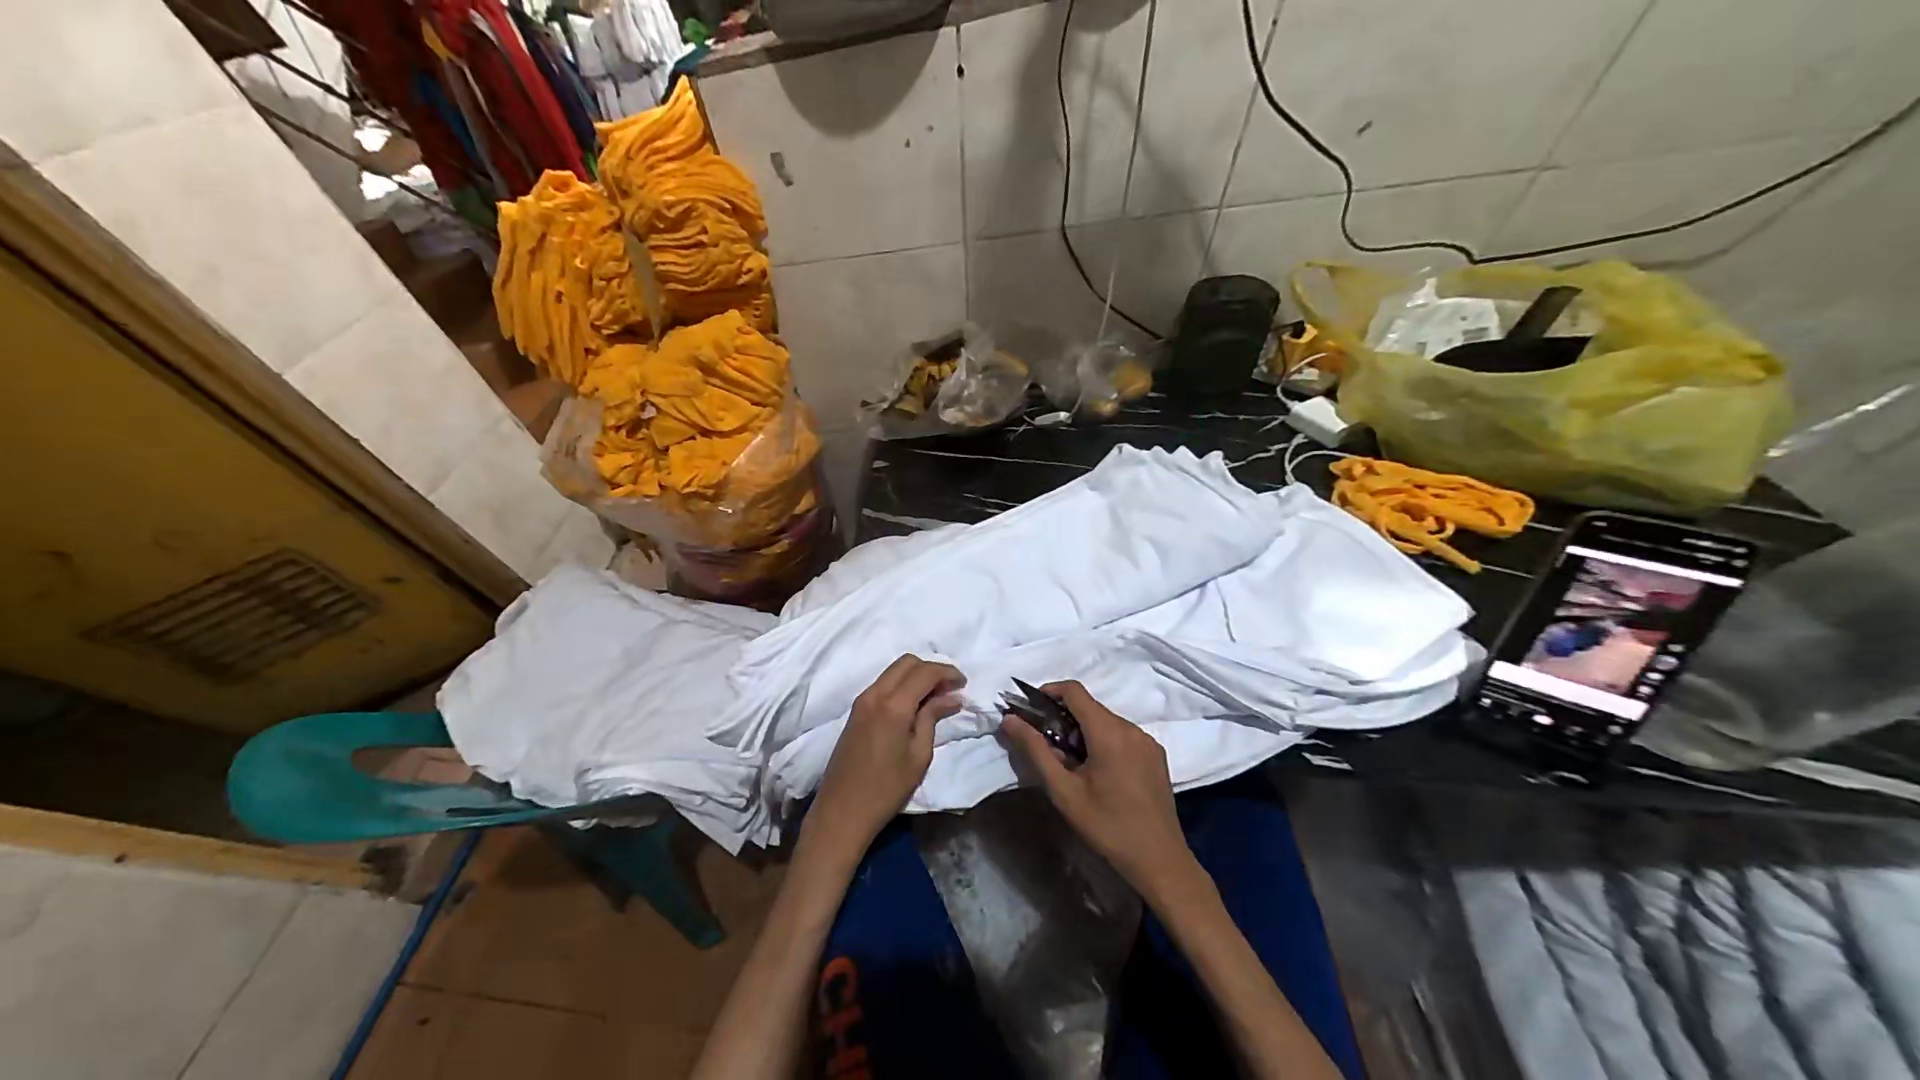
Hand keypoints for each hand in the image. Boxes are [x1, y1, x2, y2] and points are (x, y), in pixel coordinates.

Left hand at [807, 655, 964, 855]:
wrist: (843, 811)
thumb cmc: (887, 788)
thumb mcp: (919, 755)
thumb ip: (932, 718)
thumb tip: (951, 697)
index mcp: (893, 704)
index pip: (925, 672)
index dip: (947, 672)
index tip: (964, 684)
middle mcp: (875, 694)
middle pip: (907, 662)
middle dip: (931, 669)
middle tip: (949, 690)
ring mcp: (861, 700)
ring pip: (893, 671)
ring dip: (916, 676)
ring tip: (935, 697)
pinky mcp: (856, 711)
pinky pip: (883, 684)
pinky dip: (902, 685)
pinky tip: (914, 705)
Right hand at [1000, 681, 1201, 901]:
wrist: (1159, 860)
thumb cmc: (1106, 826)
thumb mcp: (1063, 790)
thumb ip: (1035, 750)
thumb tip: (1010, 719)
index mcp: (1109, 731)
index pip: (1074, 691)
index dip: (1048, 692)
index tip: (1030, 709)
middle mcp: (1131, 728)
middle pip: (1090, 708)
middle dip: (1064, 720)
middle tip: (1046, 748)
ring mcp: (1148, 742)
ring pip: (1107, 723)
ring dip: (1083, 733)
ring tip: (1070, 766)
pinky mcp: (1156, 756)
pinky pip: (1123, 737)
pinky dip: (1104, 743)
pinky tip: (1097, 774)